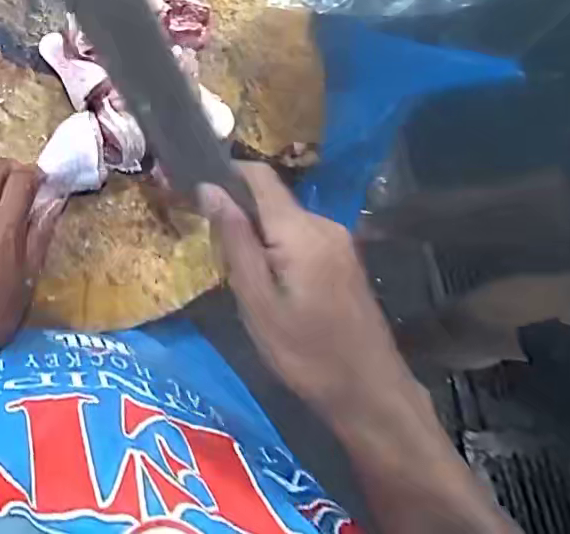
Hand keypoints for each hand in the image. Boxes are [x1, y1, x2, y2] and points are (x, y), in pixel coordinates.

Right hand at [199, 162, 418, 418]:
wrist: (374, 397)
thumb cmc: (307, 353)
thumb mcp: (257, 300)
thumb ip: (234, 239)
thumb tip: (209, 188)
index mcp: (300, 230)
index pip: (259, 175)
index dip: (226, 171)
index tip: (195, 186)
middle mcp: (323, 223)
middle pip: (270, 196)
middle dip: (237, 208)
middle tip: (210, 240)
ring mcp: (338, 240)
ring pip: (283, 216)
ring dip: (256, 229)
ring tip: (235, 264)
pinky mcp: (344, 257)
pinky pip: (299, 233)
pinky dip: (276, 243)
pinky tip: (266, 277)